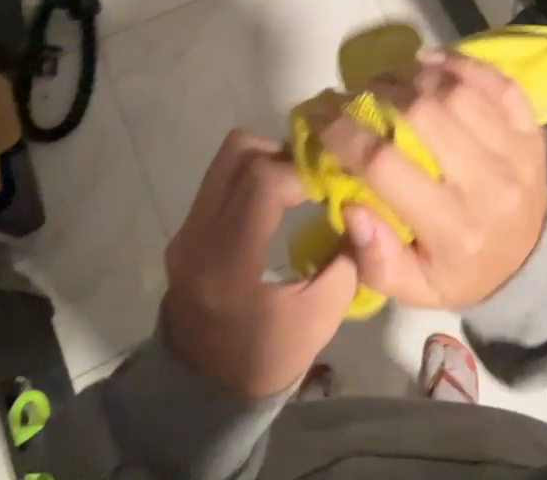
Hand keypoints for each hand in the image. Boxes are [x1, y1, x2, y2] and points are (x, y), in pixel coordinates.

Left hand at [161, 130, 360, 396]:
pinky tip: (278, 202)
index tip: (334, 184)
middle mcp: (198, 234)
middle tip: (316, 175)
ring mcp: (185, 230)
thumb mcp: (319, 319)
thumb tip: (362, 213)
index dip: (305, 171)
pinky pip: (219, 181)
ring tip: (298, 185)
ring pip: (225, 160)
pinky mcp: (185, 232)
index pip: (264, 181)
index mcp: (228, 259)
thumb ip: (347, 262)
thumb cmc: (264, 359)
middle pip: (238, 153)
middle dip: (285, 155)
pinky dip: (251, 177)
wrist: (201, 393)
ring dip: (266, 160)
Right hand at [318, 49, 546, 308]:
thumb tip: (350, 207)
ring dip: (415, 74)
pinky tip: (430, 62)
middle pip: (424, 114)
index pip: (386, 166)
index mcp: (454, 231)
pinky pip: (499, 83)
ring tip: (390, 78)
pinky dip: (460, 63)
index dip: (344, 133)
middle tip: (357, 91)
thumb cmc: (461, 272)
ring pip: (458, 92)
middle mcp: (489, 186)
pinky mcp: (533, 131)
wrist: (531, 266)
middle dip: (380, 93)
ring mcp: (517, 153)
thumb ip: (376, 259)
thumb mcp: (415, 288)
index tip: (319, 115)